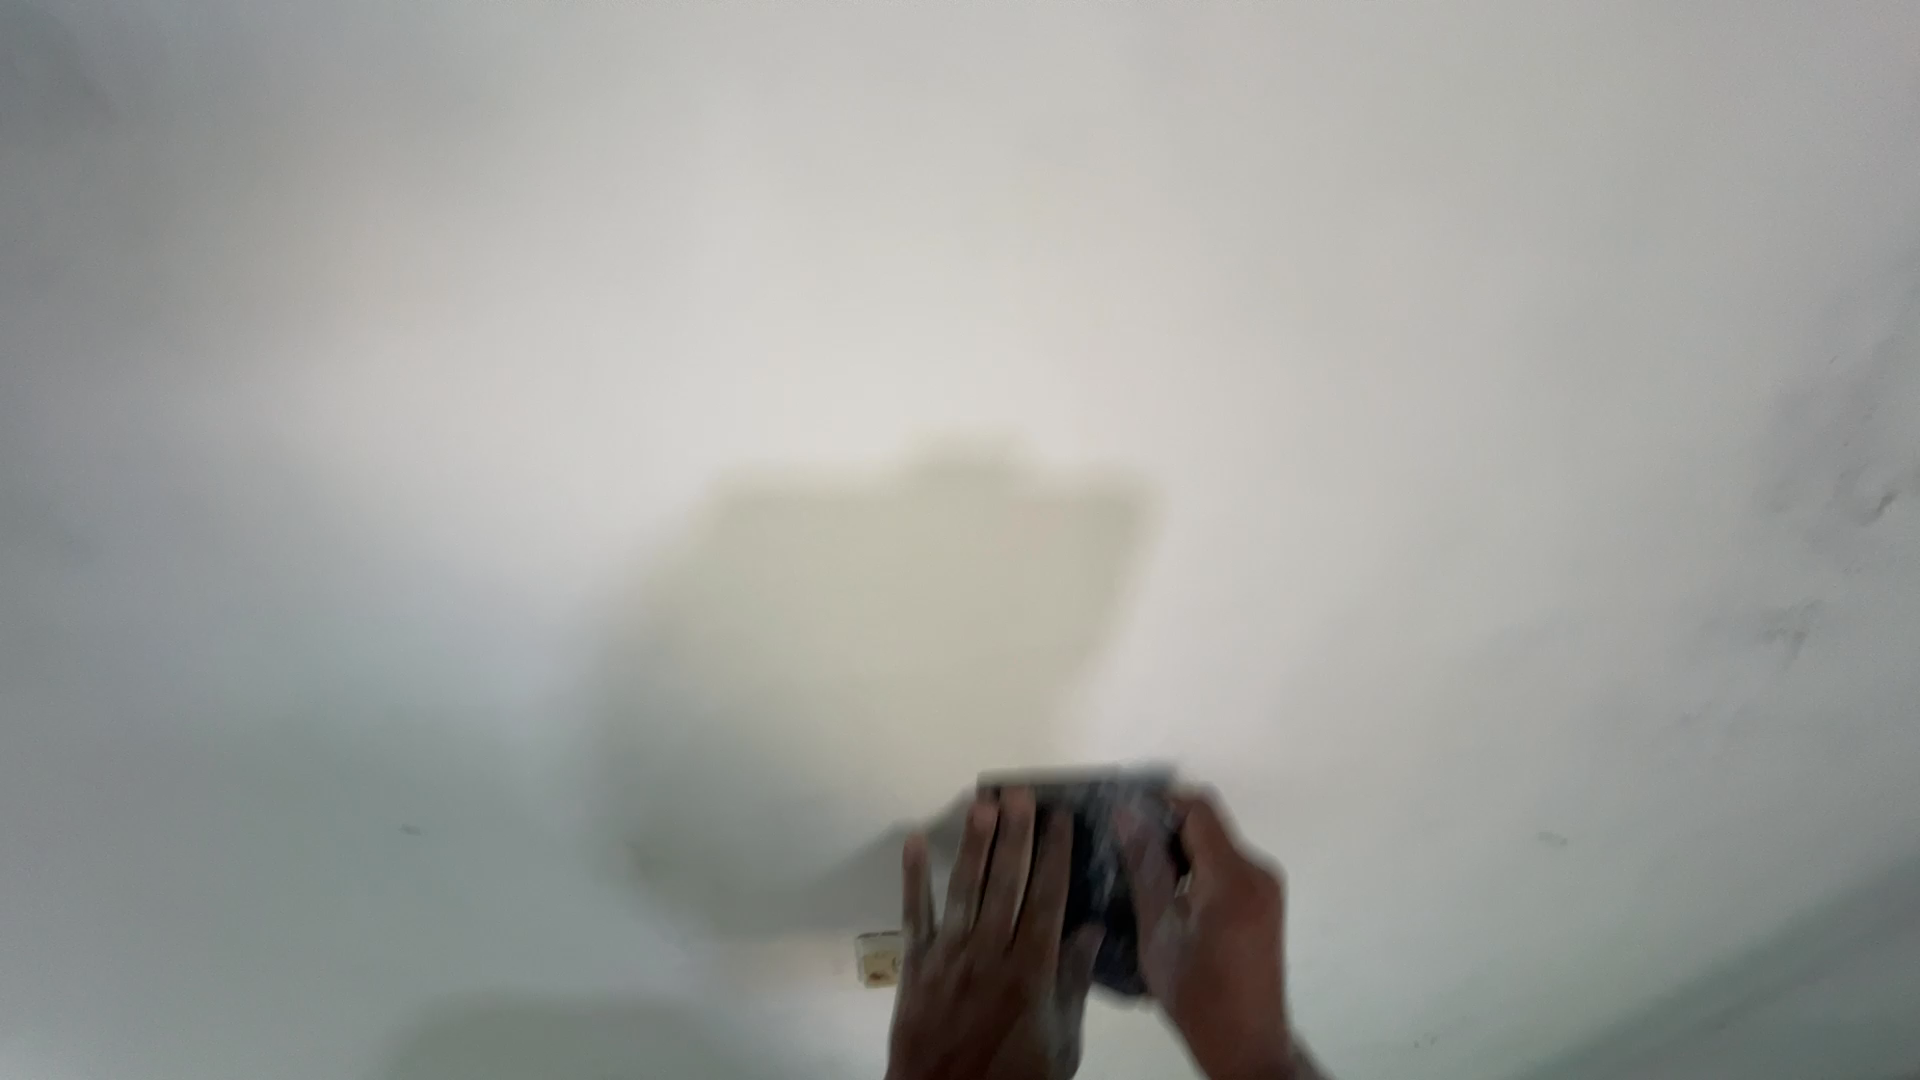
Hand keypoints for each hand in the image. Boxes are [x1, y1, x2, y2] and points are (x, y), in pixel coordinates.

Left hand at [887, 789, 1104, 1079]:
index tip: (1059, 817)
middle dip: (1015, 834)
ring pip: (965, 888)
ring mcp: (950, 954)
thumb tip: (1091, 930)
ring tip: (982, 803)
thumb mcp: (1062, 1044)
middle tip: (1020, 792)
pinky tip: (912, 839)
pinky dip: (912, 877)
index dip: (1053, 854)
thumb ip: (1073, 984)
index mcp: (1030, 971)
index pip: (1047, 898)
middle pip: (1006, 882)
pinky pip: (915, 914)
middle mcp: (990, 953)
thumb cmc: (1015, 1079)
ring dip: (974, 843)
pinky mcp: (916, 963)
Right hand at [1118, 791, 1298, 1079]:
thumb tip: (1125, 812)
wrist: (1247, 1046)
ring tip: (1147, 878)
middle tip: (1130, 853)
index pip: (1198, 808)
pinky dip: (1198, 868)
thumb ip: (1143, 864)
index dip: (1160, 803)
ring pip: (1214, 844)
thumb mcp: (1157, 929)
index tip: (1128, 818)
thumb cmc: (1197, 993)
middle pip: (1206, 825)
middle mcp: (1258, 871)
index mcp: (1233, 876)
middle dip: (1165, 831)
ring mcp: (1266, 886)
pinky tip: (1174, 897)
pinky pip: (1226, 864)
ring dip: (1180, 852)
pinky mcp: (1265, 900)